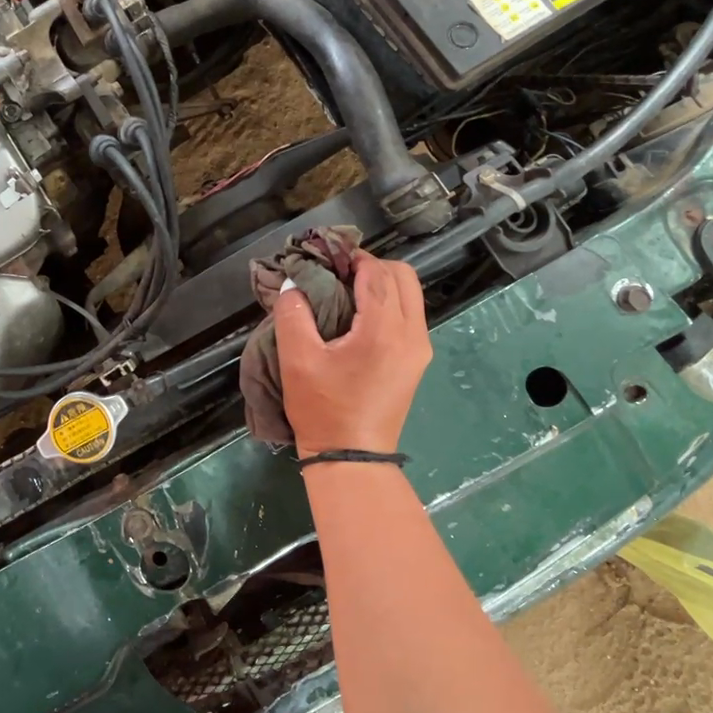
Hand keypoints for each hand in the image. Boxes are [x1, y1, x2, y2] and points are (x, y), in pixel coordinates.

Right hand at [275, 251, 431, 454]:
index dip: (352, 257)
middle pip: (404, 276)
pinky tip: (355, 315)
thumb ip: (293, 313)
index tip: (324, 256)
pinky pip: (407, 314)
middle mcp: (411, 335)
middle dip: (371, 265)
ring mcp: (419, 349)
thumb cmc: (322, 407)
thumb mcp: (296, 358)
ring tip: (344, 291)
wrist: (351, 456)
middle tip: (336, 272)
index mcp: (384, 331)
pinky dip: (386, 302)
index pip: (377, 273)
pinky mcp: (416, 360)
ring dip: (380, 283)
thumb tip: (295, 284)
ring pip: (410, 294)